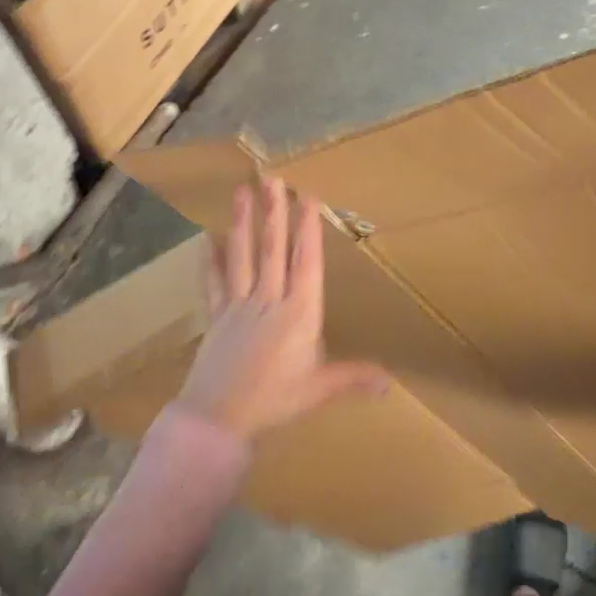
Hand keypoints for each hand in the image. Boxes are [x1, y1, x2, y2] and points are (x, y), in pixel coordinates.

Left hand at [173, 178, 388, 439]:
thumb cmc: (273, 402)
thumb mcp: (318, 390)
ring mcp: (238, 307)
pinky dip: (210, 261)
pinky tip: (206, 239)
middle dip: (274, 213)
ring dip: (242, 224)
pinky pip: (214, 283)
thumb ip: (353, 379)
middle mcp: (268, 301)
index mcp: (299, 314)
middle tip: (272, 178)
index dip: (307, 229)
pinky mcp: (216, 319)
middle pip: (273, 250)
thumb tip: (390, 383)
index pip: (305, 262)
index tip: (307, 197)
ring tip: (241, 192)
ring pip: (242, 257)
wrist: (216, 417)